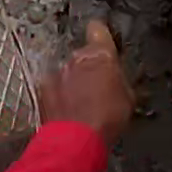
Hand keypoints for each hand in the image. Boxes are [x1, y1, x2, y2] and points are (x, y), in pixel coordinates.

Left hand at [38, 20, 133, 144]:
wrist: (75, 143)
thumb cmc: (108, 118)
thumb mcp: (128, 96)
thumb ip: (120, 78)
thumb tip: (118, 76)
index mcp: (101, 53)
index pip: (98, 29)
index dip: (101, 34)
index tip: (103, 42)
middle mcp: (77, 57)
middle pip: (83, 53)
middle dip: (89, 65)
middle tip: (98, 84)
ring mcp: (57, 73)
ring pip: (68, 70)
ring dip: (74, 80)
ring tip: (83, 102)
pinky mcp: (42, 91)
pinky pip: (54, 87)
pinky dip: (59, 94)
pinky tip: (68, 110)